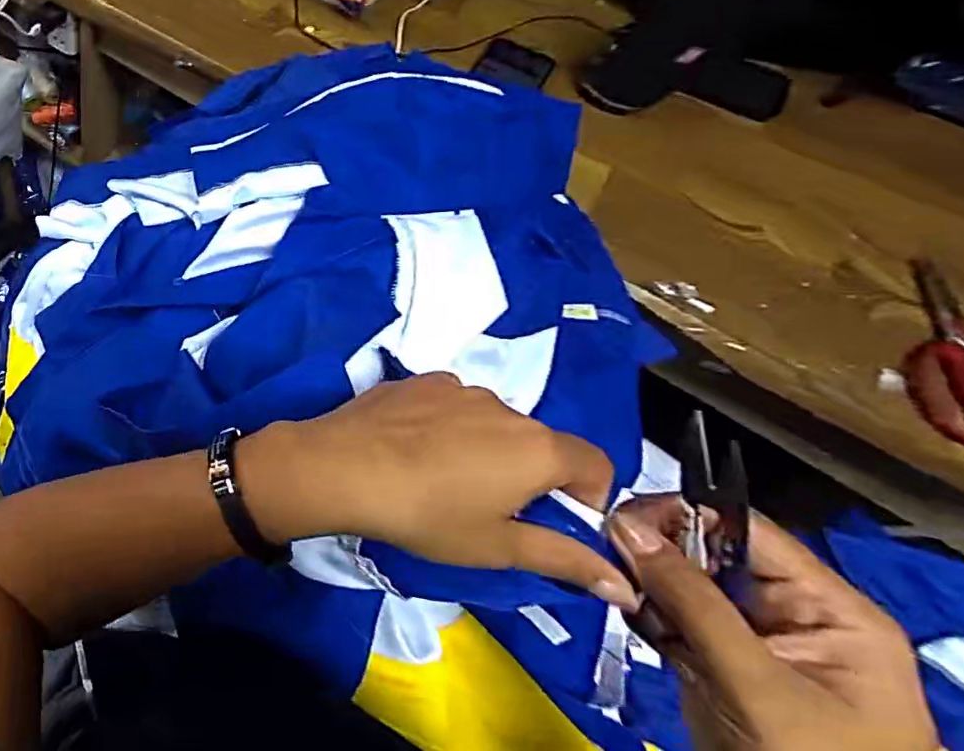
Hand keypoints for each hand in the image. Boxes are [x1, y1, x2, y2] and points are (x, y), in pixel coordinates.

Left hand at [237, 371, 636, 607]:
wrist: (339, 466)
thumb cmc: (424, 513)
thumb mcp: (497, 546)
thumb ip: (565, 559)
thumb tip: (624, 583)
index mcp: (536, 445)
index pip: (594, 464)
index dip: (585, 496)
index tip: (551, 520)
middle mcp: (499, 405)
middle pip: (535, 440)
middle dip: (527, 472)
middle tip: (487, 506)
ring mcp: (450, 386)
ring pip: (486, 419)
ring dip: (481, 444)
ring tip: (439, 477)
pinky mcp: (409, 381)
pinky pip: (443, 404)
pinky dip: (440, 423)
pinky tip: (408, 449)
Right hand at [607, 499, 937, 750]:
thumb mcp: (756, 685)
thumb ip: (692, 600)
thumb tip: (624, 524)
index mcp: (827, 609)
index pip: (744, 529)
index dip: (680, 515)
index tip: (617, 521)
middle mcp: (787, 610)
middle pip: (703, 550)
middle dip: (653, 555)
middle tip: (613, 566)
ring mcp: (748, 634)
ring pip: (675, 577)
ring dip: (641, 584)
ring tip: (629, 606)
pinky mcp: (712, 653)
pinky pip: (666, 608)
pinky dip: (641, 611)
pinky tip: (637, 625)